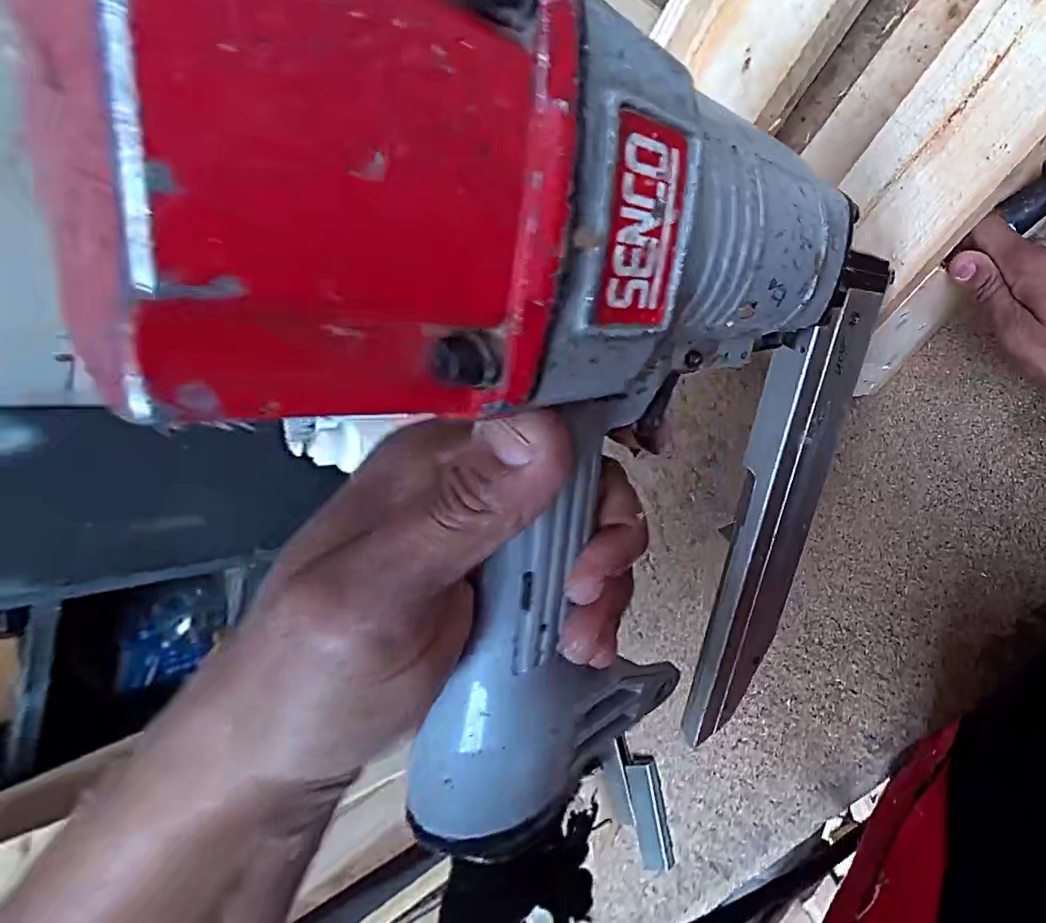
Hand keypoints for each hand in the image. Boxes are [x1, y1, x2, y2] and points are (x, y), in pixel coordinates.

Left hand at [149, 411, 645, 791]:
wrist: (286, 764)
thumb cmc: (303, 682)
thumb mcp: (374, 595)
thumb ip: (461, 512)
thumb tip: (548, 427)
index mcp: (437, 461)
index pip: (546, 423)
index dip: (597, 456)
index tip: (615, 516)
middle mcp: (479, 483)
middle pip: (589, 481)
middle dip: (606, 538)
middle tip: (586, 593)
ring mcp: (504, 532)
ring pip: (599, 530)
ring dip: (606, 585)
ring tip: (578, 639)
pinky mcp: (522, 576)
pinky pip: (590, 573)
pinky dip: (600, 609)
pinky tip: (582, 646)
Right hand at [947, 215, 1045, 397]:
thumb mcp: (1014, 329)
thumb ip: (988, 290)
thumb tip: (962, 260)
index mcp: (1026, 263)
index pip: (983, 226)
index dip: (957, 237)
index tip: (940, 257)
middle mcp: (1039, 256)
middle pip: (992, 235)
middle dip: (967, 250)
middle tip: (947, 277)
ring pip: (1004, 249)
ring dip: (983, 263)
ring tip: (967, 287)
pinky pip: (1017, 263)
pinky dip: (1000, 273)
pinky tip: (994, 295)